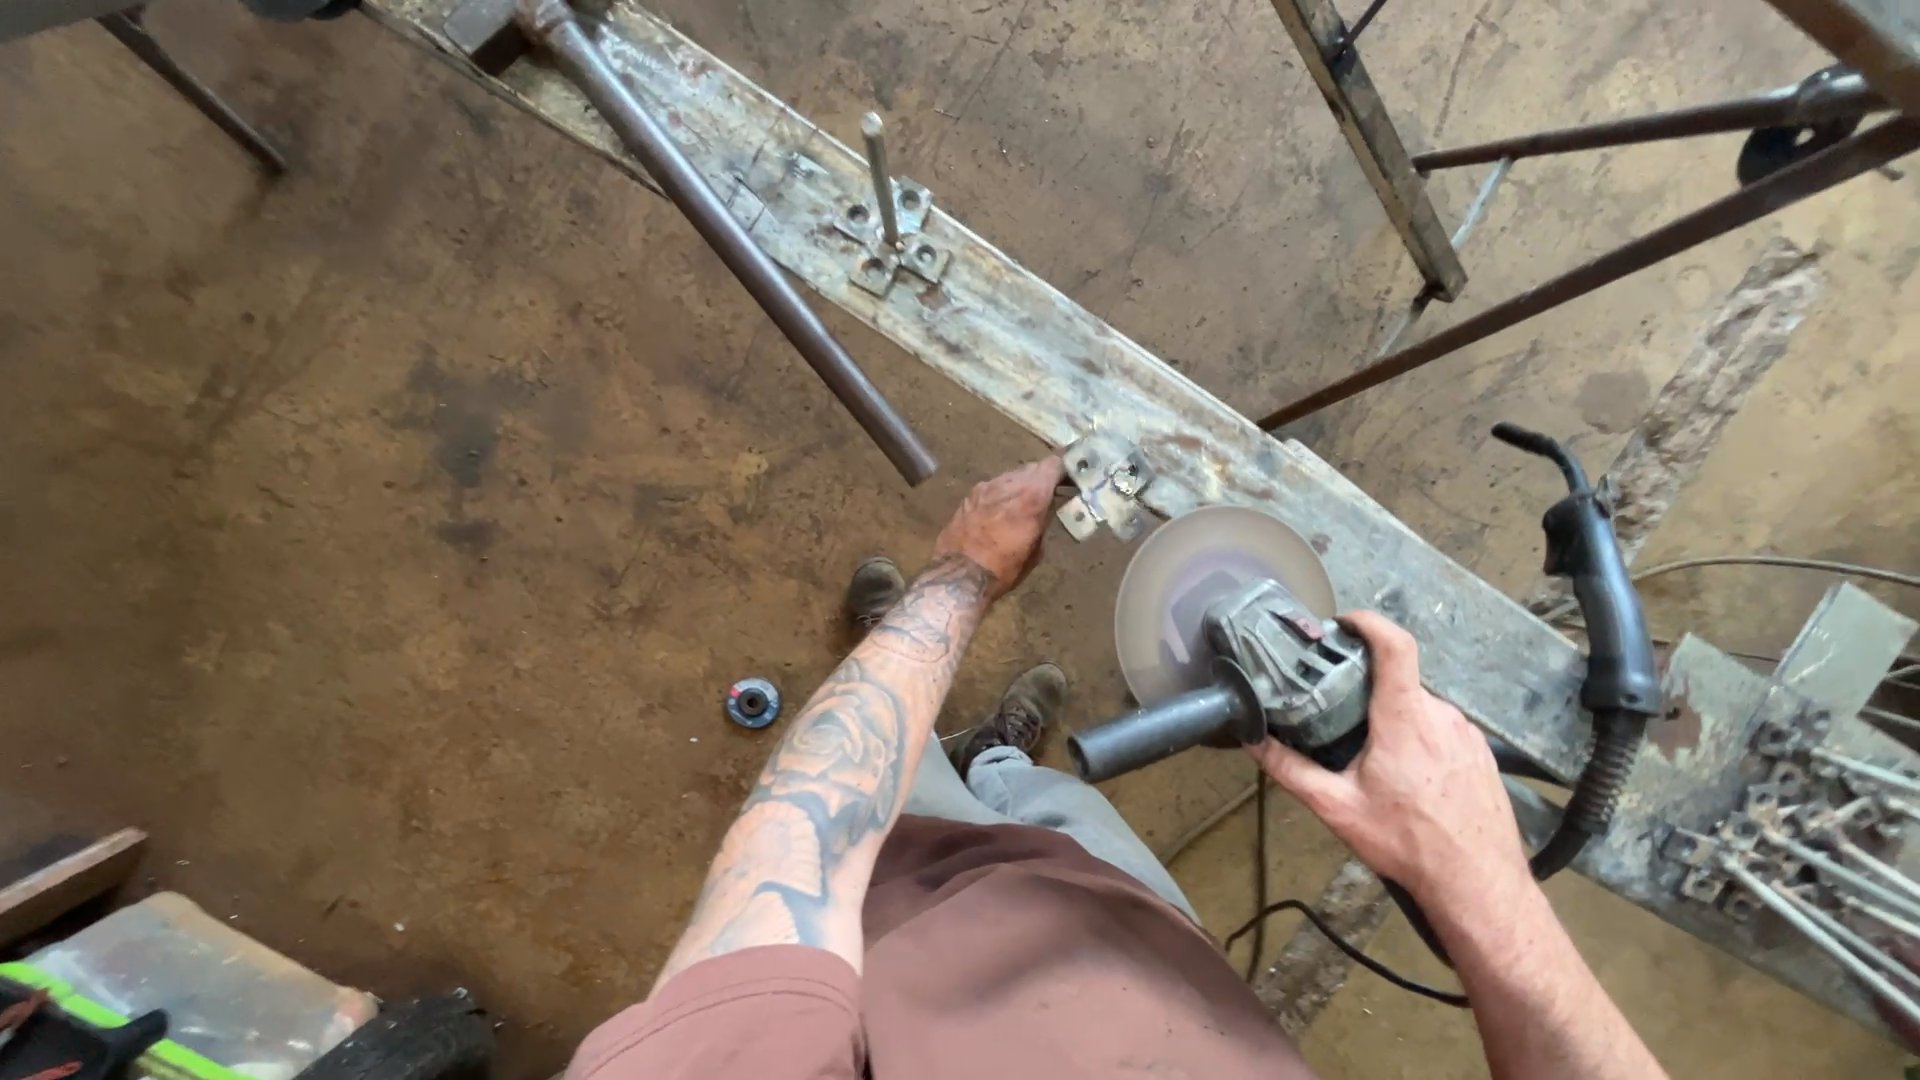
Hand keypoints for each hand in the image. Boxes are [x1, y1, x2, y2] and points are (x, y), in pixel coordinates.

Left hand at [930, 456, 1064, 600]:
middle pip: (1033, 468)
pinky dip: (1002, 494)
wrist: (958, 576)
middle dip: (1043, 478)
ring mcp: (986, 486)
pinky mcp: (969, 495)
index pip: (1054, 464)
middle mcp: (1009, 483)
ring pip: (1011, 476)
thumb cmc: (1003, 569)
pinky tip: (1001, 510)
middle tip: (1051, 491)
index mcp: (1032, 496)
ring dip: (1021, 485)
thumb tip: (1045, 510)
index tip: (1073, 473)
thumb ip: (1043, 521)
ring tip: (1024, 503)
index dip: (1066, 466)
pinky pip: (993, 487)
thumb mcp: (1035, 549)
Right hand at [1247, 611, 1532, 913]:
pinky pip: (1441, 727)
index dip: (1369, 623)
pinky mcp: (1481, 753)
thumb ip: (1290, 769)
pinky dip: (1417, 735)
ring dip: (1391, 716)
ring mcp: (1467, 733)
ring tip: (1367, 750)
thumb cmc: (1406, 842)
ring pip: (1419, 705)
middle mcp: (1441, 715)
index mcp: (1405, 718)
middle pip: (1398, 680)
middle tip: (1336, 711)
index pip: (1395, 646)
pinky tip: (1405, 773)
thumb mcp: (1336, 808)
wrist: (1480, 886)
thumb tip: (1252, 739)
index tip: (1343, 623)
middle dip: (1365, 688)